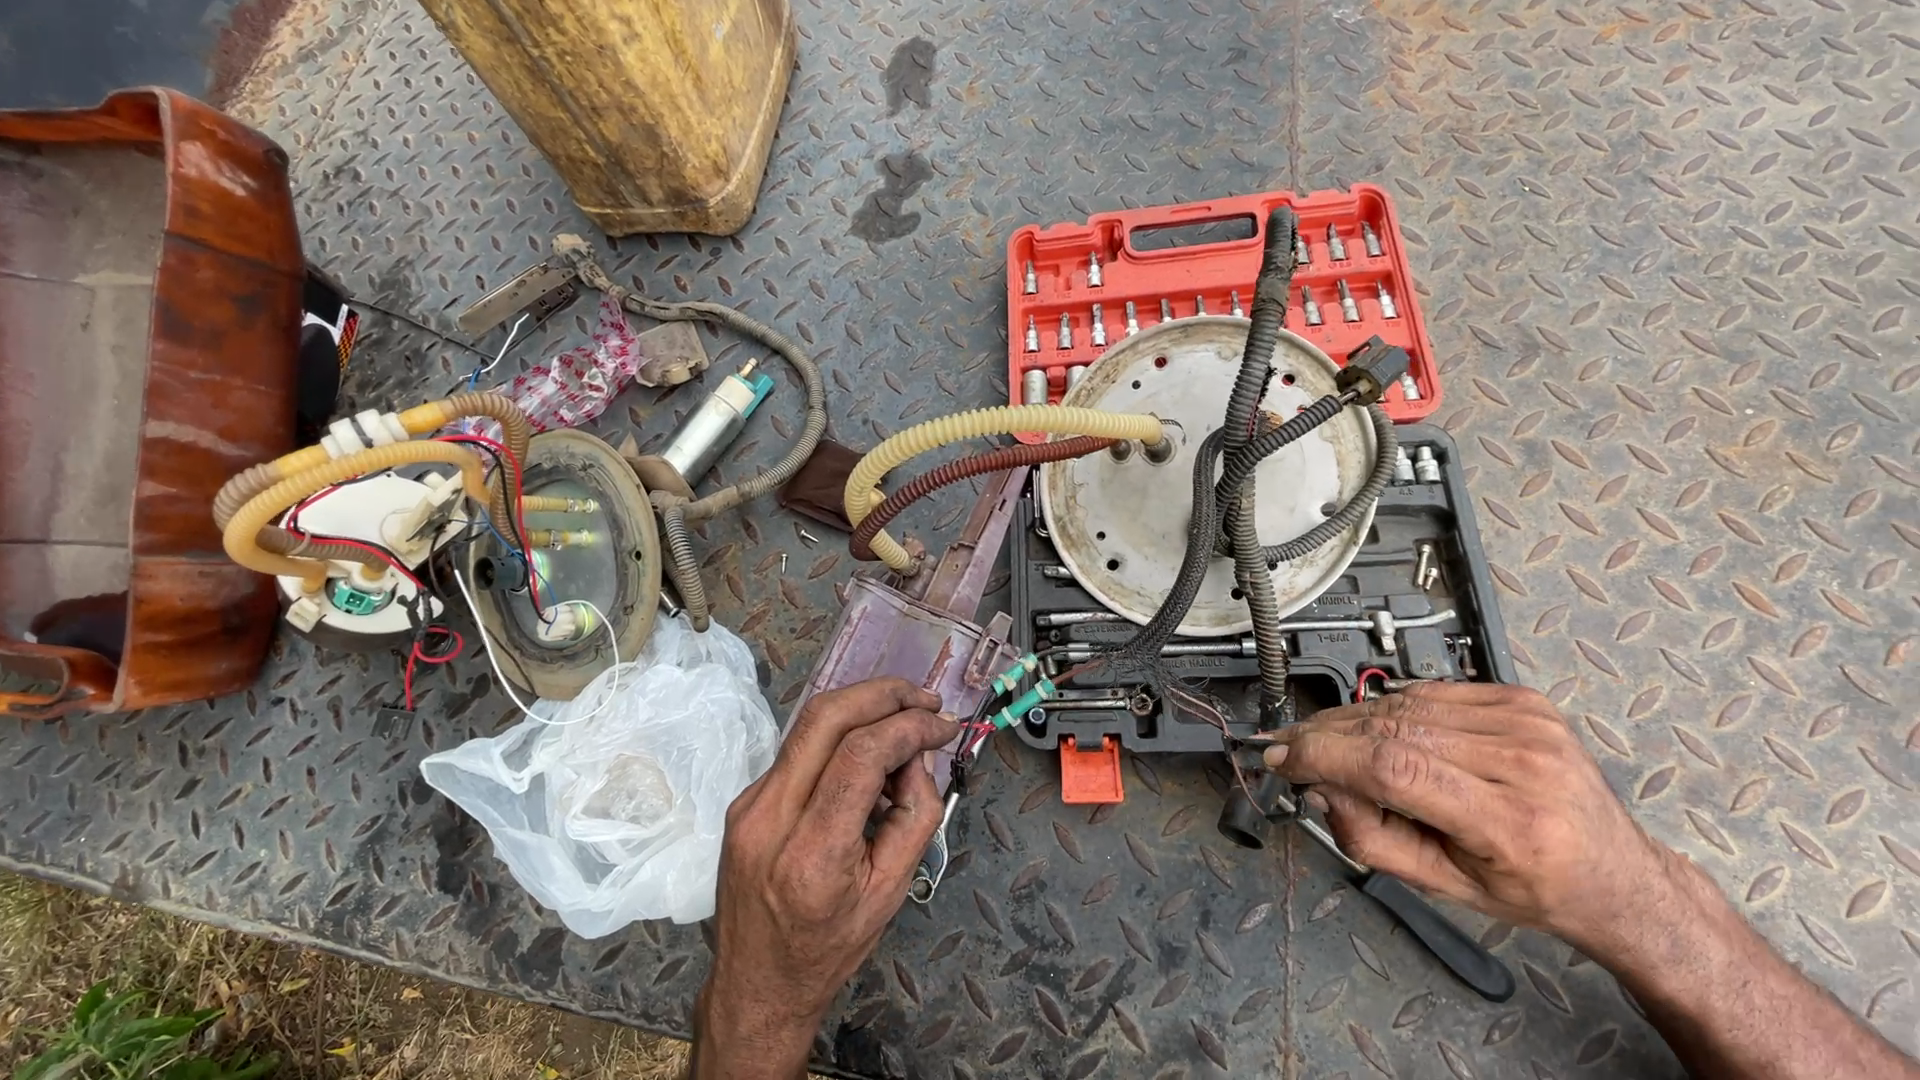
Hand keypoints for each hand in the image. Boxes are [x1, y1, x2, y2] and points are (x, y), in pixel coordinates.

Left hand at [693, 678, 954, 1079]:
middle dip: (884, 693)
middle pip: (826, 717)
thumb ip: (916, 815)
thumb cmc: (829, 947)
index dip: (909, 727)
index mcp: (811, 854)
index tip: (943, 727)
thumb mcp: (892, 890)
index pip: (860, 755)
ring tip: (906, 720)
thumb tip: (917, 755)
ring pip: (809, 724)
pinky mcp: (745, 799)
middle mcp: (770, 818)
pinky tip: (870, 758)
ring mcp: (750, 804)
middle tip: (926, 700)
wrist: (756, 982)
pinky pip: (801, 749)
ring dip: (864, 707)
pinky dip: (843, 737)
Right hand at [1261, 681, 1666, 954]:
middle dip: (1325, 735)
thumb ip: (1370, 839)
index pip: (1393, 767)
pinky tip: (1375, 729)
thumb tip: (1319, 788)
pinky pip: (1428, 692)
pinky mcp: (1521, 698)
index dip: (1324, 755)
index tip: (1284, 759)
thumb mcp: (1444, 887)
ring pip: (1402, 704)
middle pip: (1390, 727)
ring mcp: (1526, 721)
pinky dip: (1389, 708)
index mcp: (1511, 821)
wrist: (1616, 874)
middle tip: (1289, 748)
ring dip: (1349, 720)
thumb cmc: (1534, 888)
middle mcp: (1525, 760)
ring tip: (1325, 741)